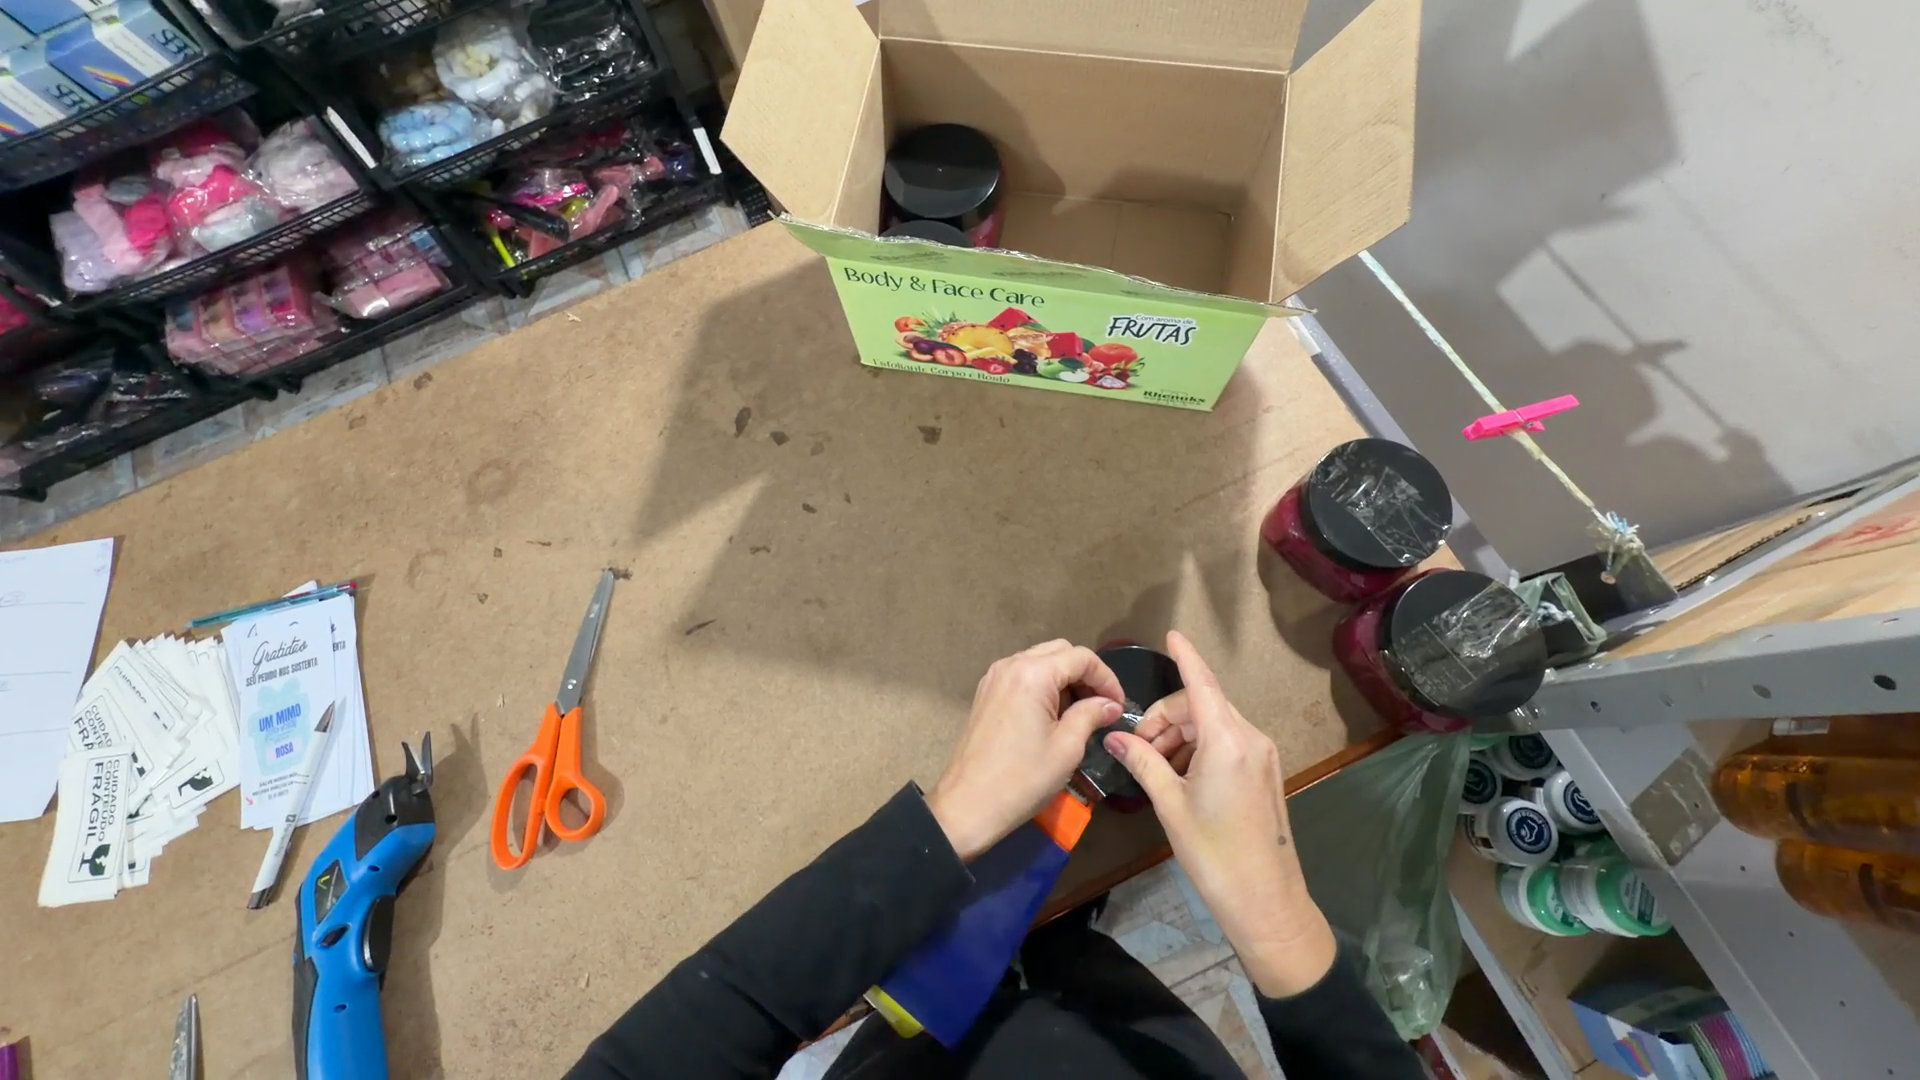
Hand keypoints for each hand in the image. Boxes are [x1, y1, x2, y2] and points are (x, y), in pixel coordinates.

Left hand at [926, 640, 1125, 860]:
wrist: (969, 804)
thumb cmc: (1022, 779)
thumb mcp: (1067, 748)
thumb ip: (1090, 716)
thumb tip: (1110, 705)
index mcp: (1032, 674)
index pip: (1081, 657)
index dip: (1106, 678)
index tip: (1119, 705)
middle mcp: (1010, 665)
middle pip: (1059, 651)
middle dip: (1085, 674)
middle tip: (1102, 706)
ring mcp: (994, 677)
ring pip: (1040, 661)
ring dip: (1064, 679)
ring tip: (1081, 712)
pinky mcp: (986, 693)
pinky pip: (1022, 675)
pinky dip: (1043, 685)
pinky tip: (1053, 714)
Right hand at [1104, 631, 1337, 998]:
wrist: (1267, 903)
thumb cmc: (1214, 853)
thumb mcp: (1170, 805)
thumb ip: (1143, 762)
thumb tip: (1114, 737)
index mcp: (1227, 741)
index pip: (1202, 684)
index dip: (1186, 657)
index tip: (1172, 634)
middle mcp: (1250, 738)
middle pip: (1200, 705)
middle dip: (1165, 717)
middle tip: (1137, 749)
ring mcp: (1261, 756)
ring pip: (1211, 724)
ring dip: (1179, 735)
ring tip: (1155, 768)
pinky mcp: (1263, 773)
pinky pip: (1225, 743)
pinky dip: (1197, 748)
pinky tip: (1178, 776)